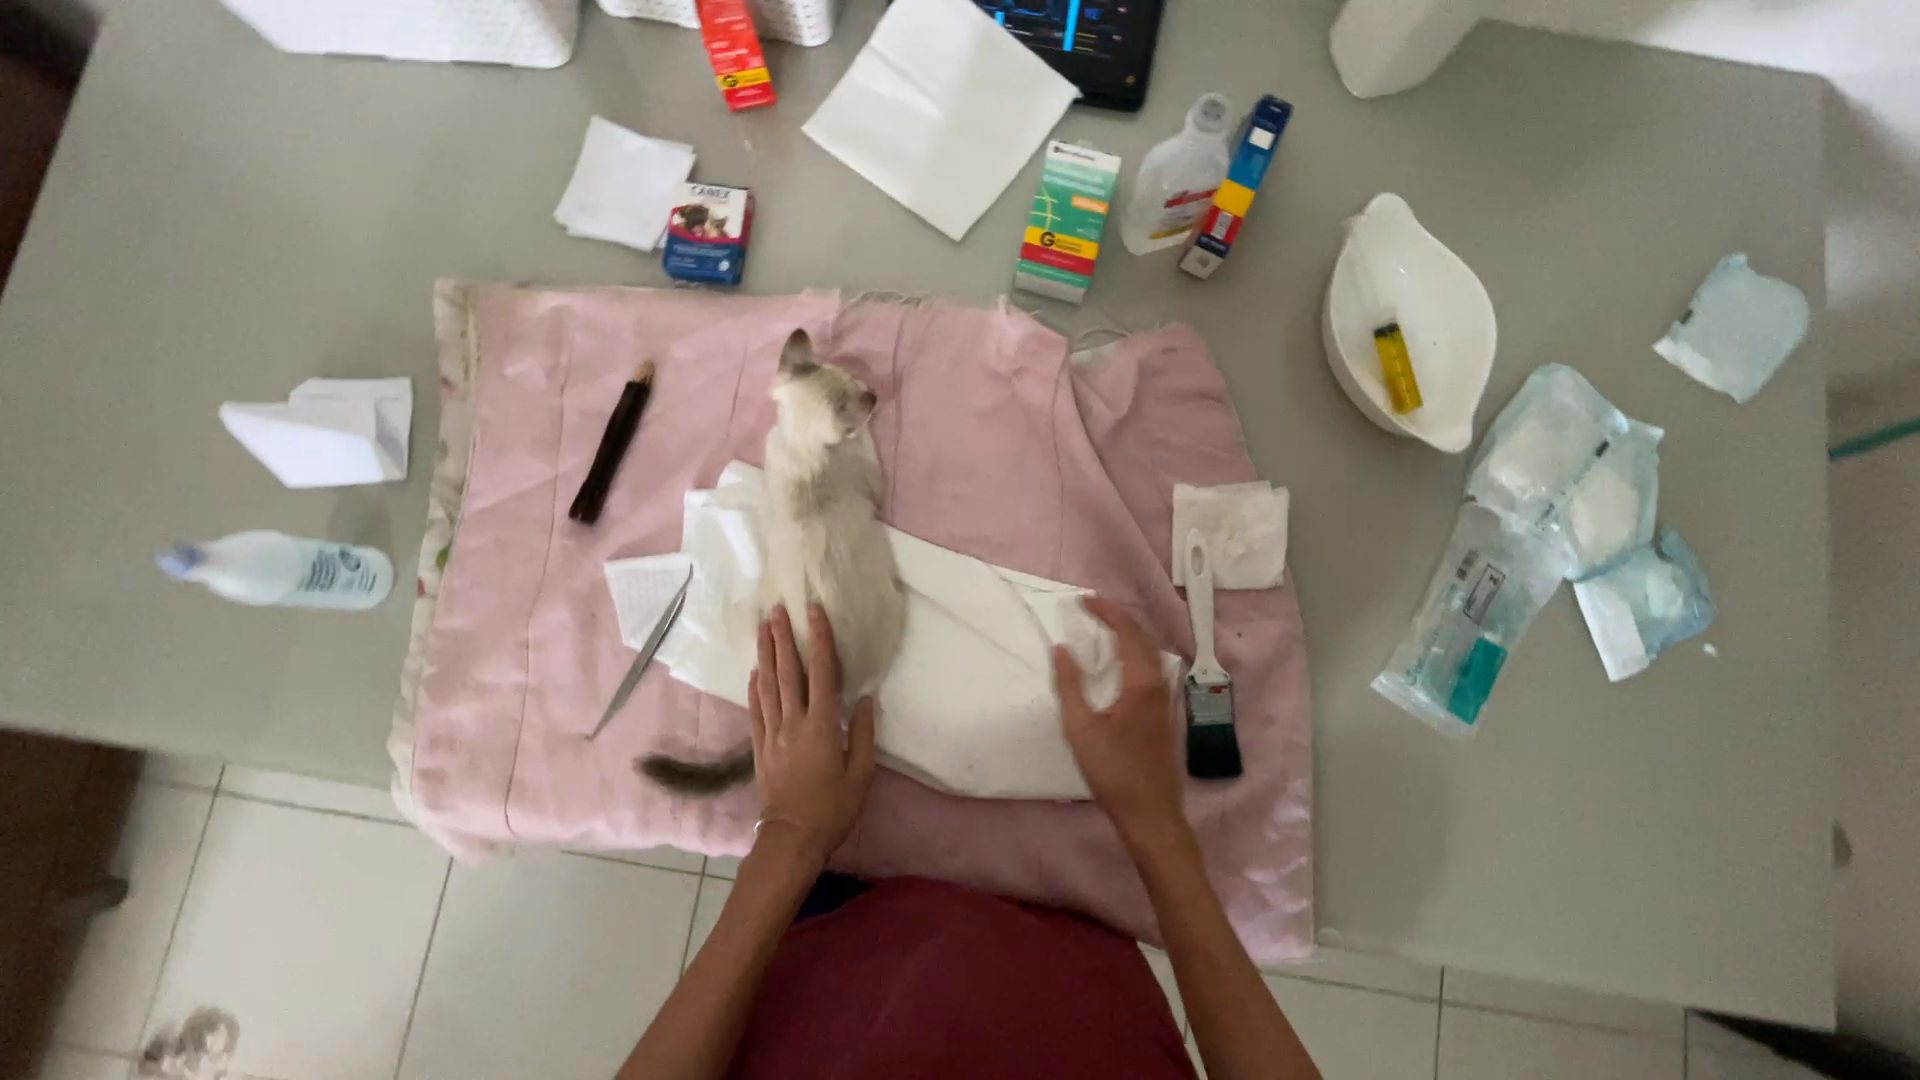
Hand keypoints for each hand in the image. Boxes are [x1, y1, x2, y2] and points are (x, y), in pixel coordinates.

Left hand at [748, 604, 877, 869]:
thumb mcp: (861, 773)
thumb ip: (863, 733)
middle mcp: (793, 722)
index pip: (821, 672)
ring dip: (765, 655)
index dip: (819, 639)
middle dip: (782, 638)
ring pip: (767, 686)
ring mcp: (773, 734)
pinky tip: (755, 672)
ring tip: (762, 629)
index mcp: (822, 725)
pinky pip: (756, 710)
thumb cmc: (833, 808)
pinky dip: (754, 688)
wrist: (792, 838)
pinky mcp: (760, 748)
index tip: (814, 612)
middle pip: (787, 671)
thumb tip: (866, 699)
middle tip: (777, 609)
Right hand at [1052, 596, 1186, 840]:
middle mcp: (1158, 685)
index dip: (1107, 611)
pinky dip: (1134, 652)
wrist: (1150, 813)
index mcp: (1141, 683)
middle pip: (1143, 637)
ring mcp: (1165, 700)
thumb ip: (1070, 685)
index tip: (1084, 600)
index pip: (1127, 632)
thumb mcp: (1080, 728)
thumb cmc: (1113, 771)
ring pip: (1150, 653)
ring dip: (1128, 634)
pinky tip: (1120, 662)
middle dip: (1118, 617)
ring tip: (1104, 627)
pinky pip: (1151, 668)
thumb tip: (1061, 649)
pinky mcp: (1163, 714)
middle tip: (1092, 608)